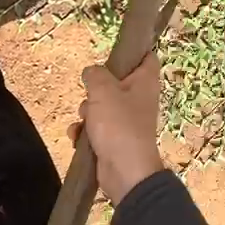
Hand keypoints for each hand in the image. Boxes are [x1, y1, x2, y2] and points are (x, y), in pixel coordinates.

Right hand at [78, 50, 166, 203]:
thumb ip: (95, 75)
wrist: (124, 171)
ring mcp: (127, 120)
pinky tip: (77, 137)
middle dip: (96, 89)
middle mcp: (139, 99)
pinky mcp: (115, 139)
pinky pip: (96, 128)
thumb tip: (92, 72)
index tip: (114, 53)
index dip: (133, 52)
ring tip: (85, 121)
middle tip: (91, 95)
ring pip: (101, 106)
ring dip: (87, 113)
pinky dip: (85, 132)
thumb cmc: (118, 124)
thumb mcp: (103, 91)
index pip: (146, 57)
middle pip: (115, 83)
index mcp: (145, 82)